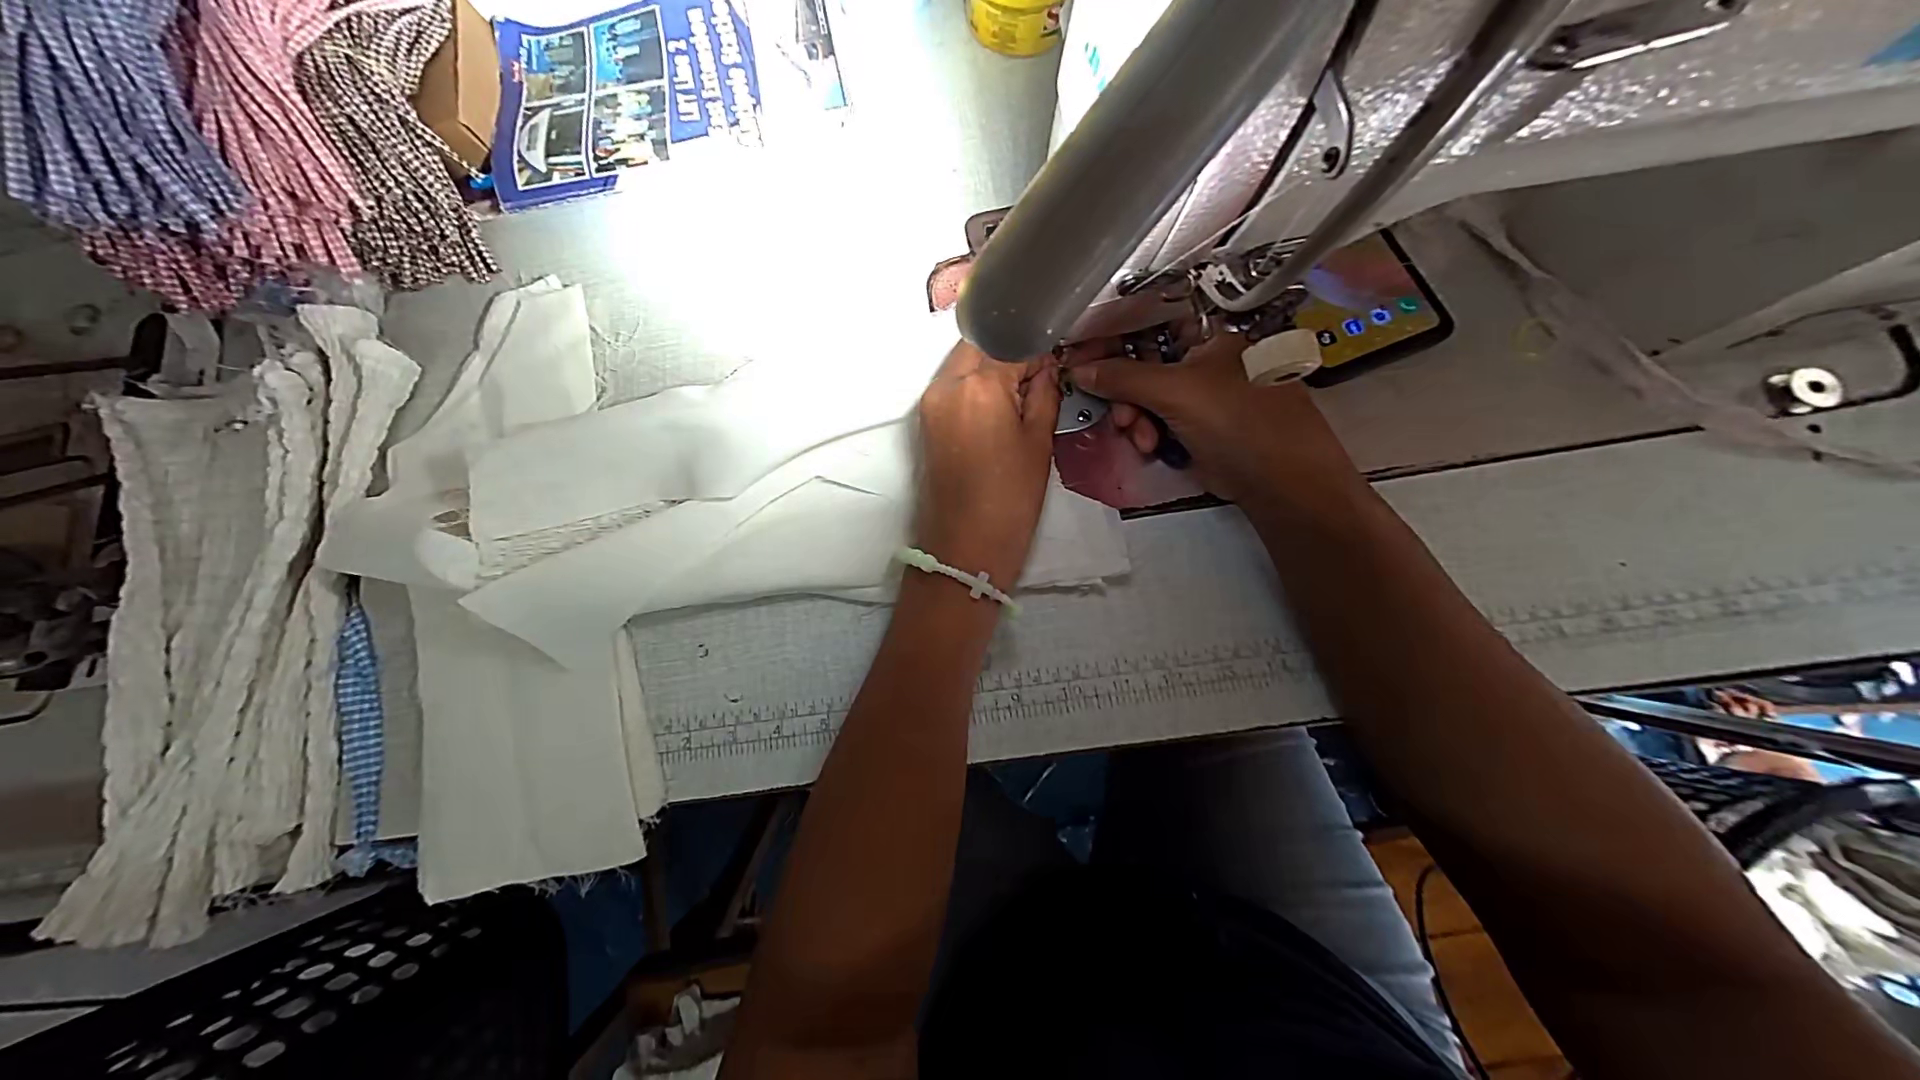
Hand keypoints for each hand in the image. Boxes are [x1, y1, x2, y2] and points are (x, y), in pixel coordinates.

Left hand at [915, 341, 1061, 588]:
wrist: (964, 548)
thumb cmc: (1009, 501)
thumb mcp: (1038, 443)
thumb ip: (1044, 395)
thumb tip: (1045, 369)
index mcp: (979, 386)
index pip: (1011, 342)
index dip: (1037, 349)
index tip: (1054, 361)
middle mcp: (946, 385)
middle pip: (980, 343)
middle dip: (1009, 349)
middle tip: (1036, 375)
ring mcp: (930, 402)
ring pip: (962, 361)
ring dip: (990, 364)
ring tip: (1019, 392)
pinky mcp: (924, 421)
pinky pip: (951, 385)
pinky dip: (974, 384)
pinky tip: (998, 406)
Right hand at [1064, 329, 1362, 511]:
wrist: (1279, 481)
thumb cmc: (1238, 421)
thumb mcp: (1177, 392)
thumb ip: (1123, 377)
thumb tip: (1079, 369)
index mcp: (1211, 336)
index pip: (1153, 322)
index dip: (1117, 336)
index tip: (1086, 353)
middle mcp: (1205, 361)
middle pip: (1144, 363)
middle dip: (1125, 390)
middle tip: (1119, 412)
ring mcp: (1201, 396)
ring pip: (1147, 396)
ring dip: (1135, 416)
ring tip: (1141, 437)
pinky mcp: (1197, 428)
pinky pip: (1157, 421)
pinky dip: (1147, 432)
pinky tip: (1150, 446)